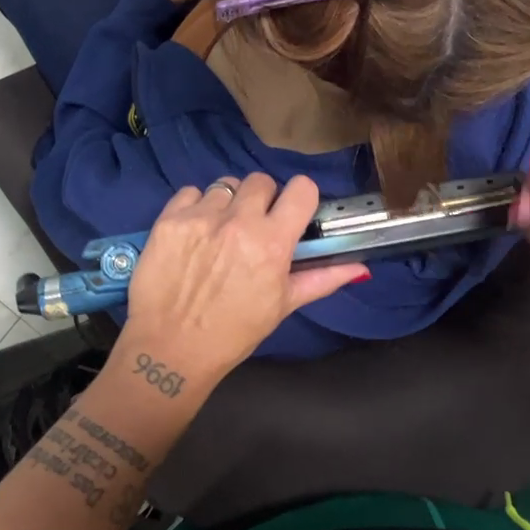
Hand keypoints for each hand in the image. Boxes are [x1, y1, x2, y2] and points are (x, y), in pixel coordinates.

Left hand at [116, 173, 365, 391]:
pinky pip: (190, 192)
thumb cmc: (233, 332)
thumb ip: (321, 279)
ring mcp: (201, 218)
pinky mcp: (169, 220)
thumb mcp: (282, 306)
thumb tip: (360, 268)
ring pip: (225, 185)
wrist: (171, 349)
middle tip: (254, 226)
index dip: (300, 198)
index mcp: (272, 243)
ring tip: (220, 231)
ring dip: (228, 203)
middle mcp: (238, 222)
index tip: (291, 212)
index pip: (301, 189)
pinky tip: (194, 232)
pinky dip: (195, 207)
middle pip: (261, 181)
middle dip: (263, 199)